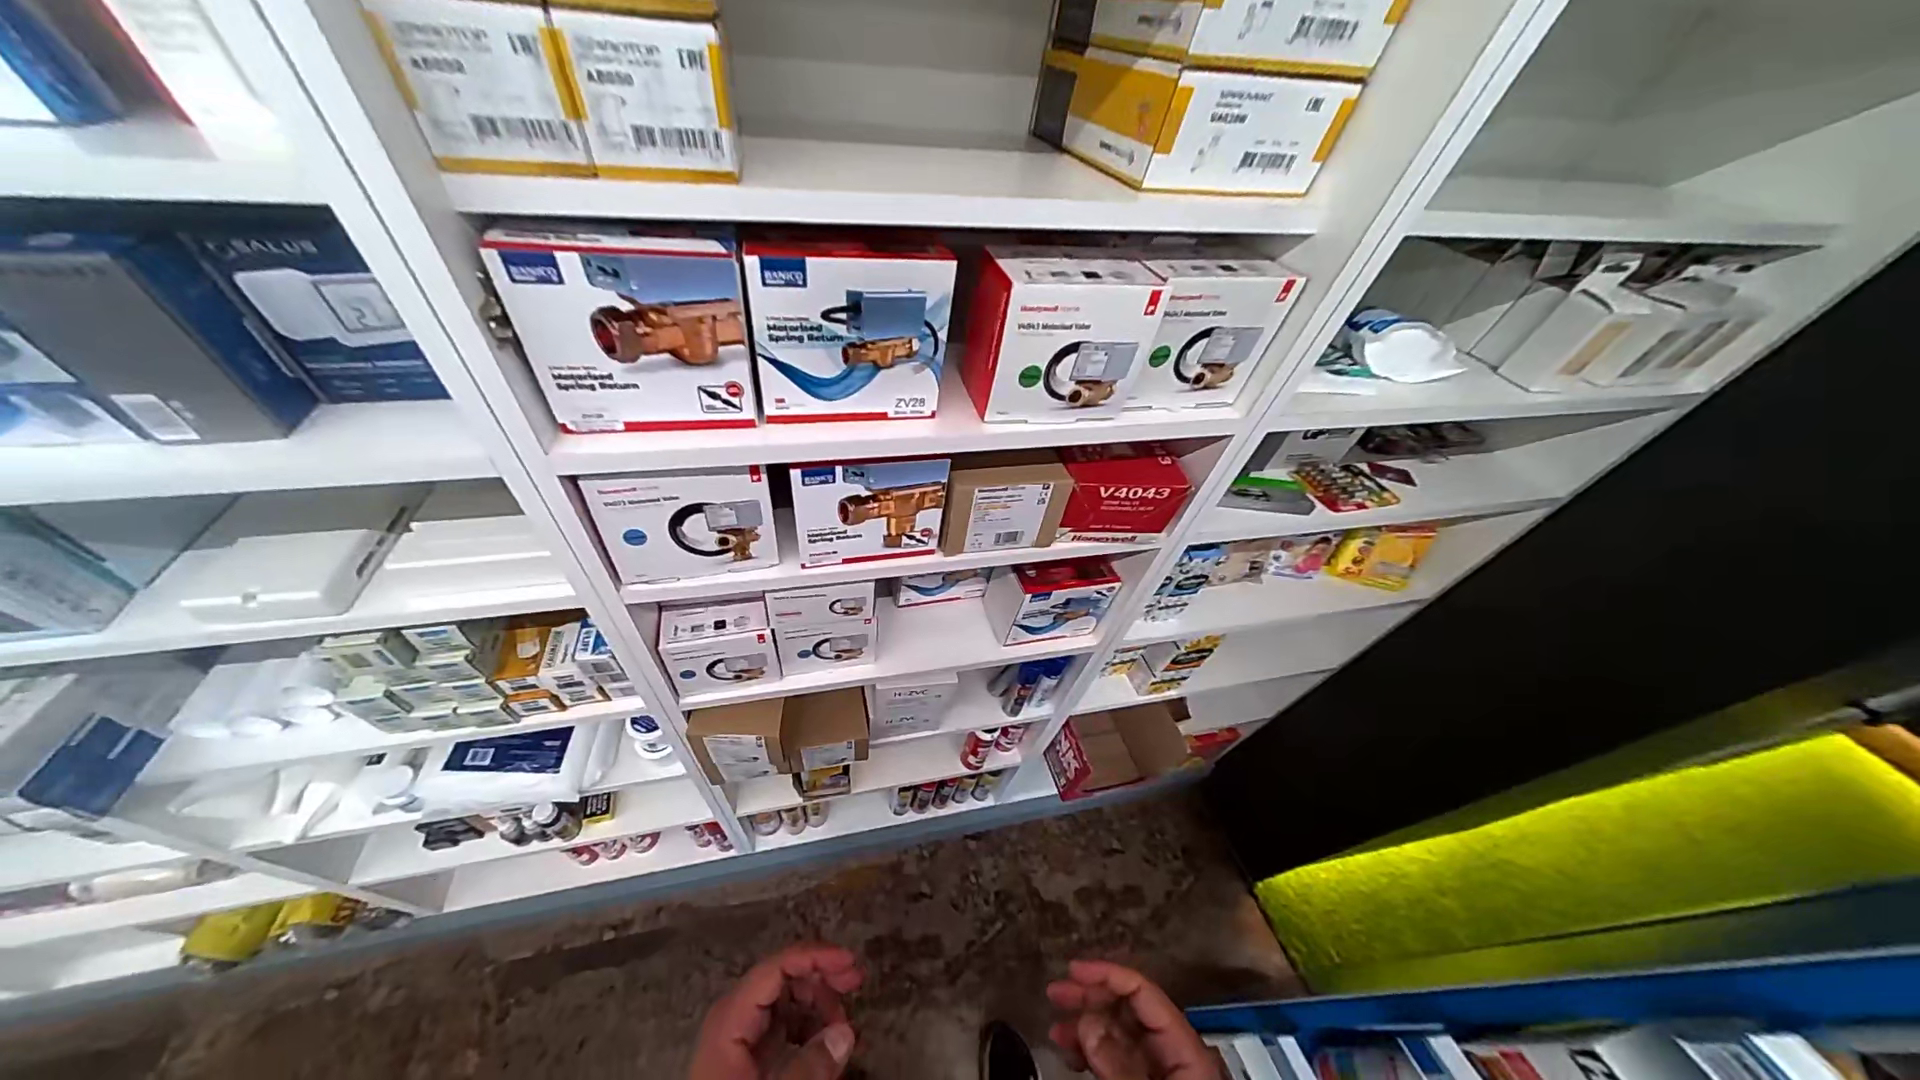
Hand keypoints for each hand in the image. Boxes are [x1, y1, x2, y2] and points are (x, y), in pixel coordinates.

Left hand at [689, 944, 864, 1079]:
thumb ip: (808, 1070)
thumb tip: (846, 1033)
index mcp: (731, 1020)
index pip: (776, 968)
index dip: (815, 957)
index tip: (850, 962)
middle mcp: (733, 1018)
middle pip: (782, 978)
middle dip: (821, 977)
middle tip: (856, 982)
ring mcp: (739, 1037)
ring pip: (785, 999)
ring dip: (818, 1003)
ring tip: (843, 1025)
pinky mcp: (747, 1057)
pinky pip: (782, 1025)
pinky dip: (808, 1026)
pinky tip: (824, 1044)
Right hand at [1047, 960, 1216, 1079]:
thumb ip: (1118, 1067)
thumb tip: (1088, 1020)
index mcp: (1188, 1054)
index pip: (1146, 995)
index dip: (1108, 975)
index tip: (1072, 971)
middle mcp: (1177, 1059)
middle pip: (1132, 1011)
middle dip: (1092, 998)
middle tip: (1055, 994)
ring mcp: (1163, 1078)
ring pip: (1121, 1036)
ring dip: (1087, 1026)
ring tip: (1056, 1030)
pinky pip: (1118, 1062)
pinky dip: (1093, 1054)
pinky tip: (1071, 1056)